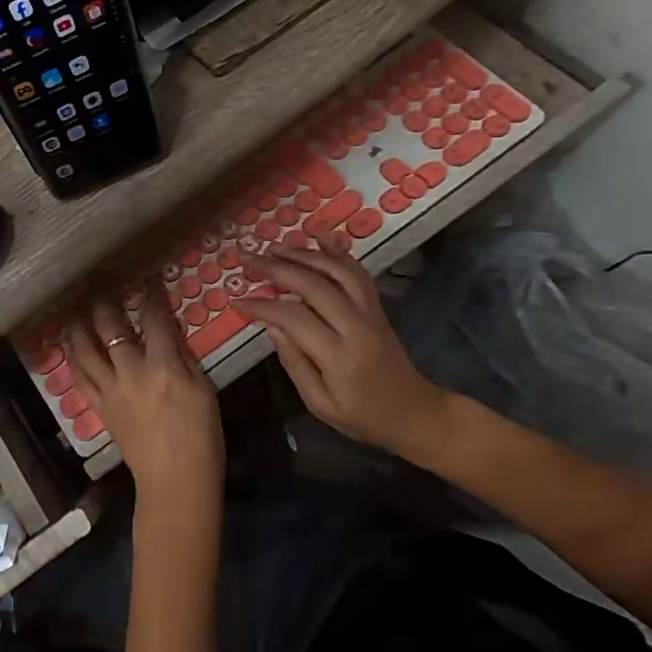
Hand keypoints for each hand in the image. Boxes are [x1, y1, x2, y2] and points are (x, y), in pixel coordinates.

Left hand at [62, 293, 222, 509]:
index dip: (151, 295)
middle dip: (104, 303)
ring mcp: (110, 389)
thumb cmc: (201, 438)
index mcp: (163, 366)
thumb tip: (168, 332)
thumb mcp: (204, 391)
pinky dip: (72, 358)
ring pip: (85, 349)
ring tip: (76, 312)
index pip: (154, 319)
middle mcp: (131, 371)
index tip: (148, 279)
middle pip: (110, 327)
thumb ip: (183, 358)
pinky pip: (79, 376)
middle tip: (101, 289)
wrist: (175, 480)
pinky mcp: (99, 406)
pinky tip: (69, 346)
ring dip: (78, 326)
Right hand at [233, 242, 451, 458]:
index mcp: (340, 355)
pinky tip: (319, 235)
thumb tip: (270, 323)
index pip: (293, 317)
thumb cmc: (361, 416)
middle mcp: (358, 326)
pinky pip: (358, 273)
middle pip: (314, 285)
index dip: (261, 305)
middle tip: (245, 258)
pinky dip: (338, 251)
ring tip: (272, 246)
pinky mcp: (377, 307)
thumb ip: (294, 361)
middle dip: (275, 268)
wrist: (416, 414)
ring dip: (303, 254)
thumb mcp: (319, 403)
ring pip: (337, 271)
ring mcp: (371, 313)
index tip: (235, 299)